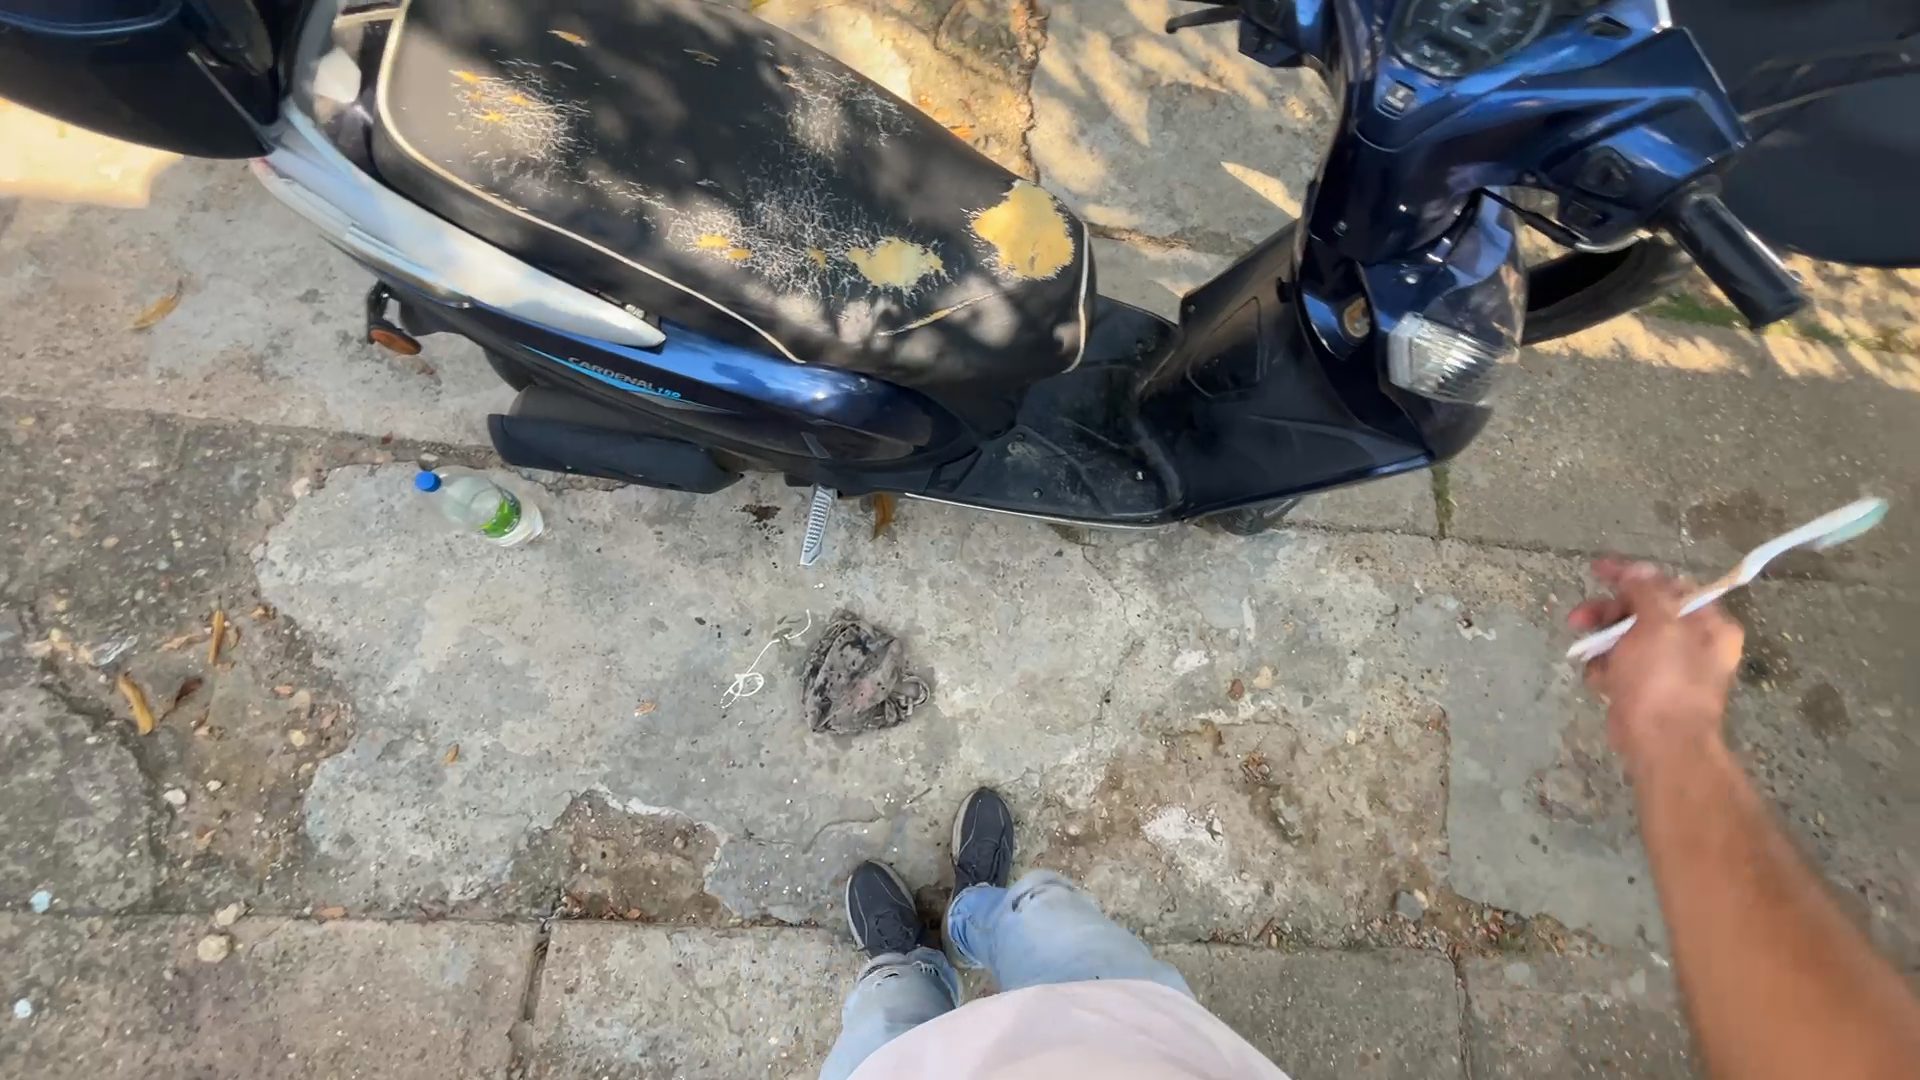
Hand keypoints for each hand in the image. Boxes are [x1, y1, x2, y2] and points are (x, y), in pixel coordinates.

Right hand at [1568, 558, 1744, 778]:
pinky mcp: (1644, 685)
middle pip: (1641, 610)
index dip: (1631, 575)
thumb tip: (1638, 570)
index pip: (1668, 585)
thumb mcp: (1658, 626)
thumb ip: (1648, 593)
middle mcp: (1691, 642)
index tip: (1595, 569)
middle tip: (1578, 618)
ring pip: (1623, 637)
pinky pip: (1616, 663)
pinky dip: (1603, 667)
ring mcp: (1667, 665)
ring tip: (1586, 654)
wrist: (1660, 739)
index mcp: (1707, 624)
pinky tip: (1601, 679)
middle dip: (1607, 612)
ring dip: (1600, 641)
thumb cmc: (1663, 679)